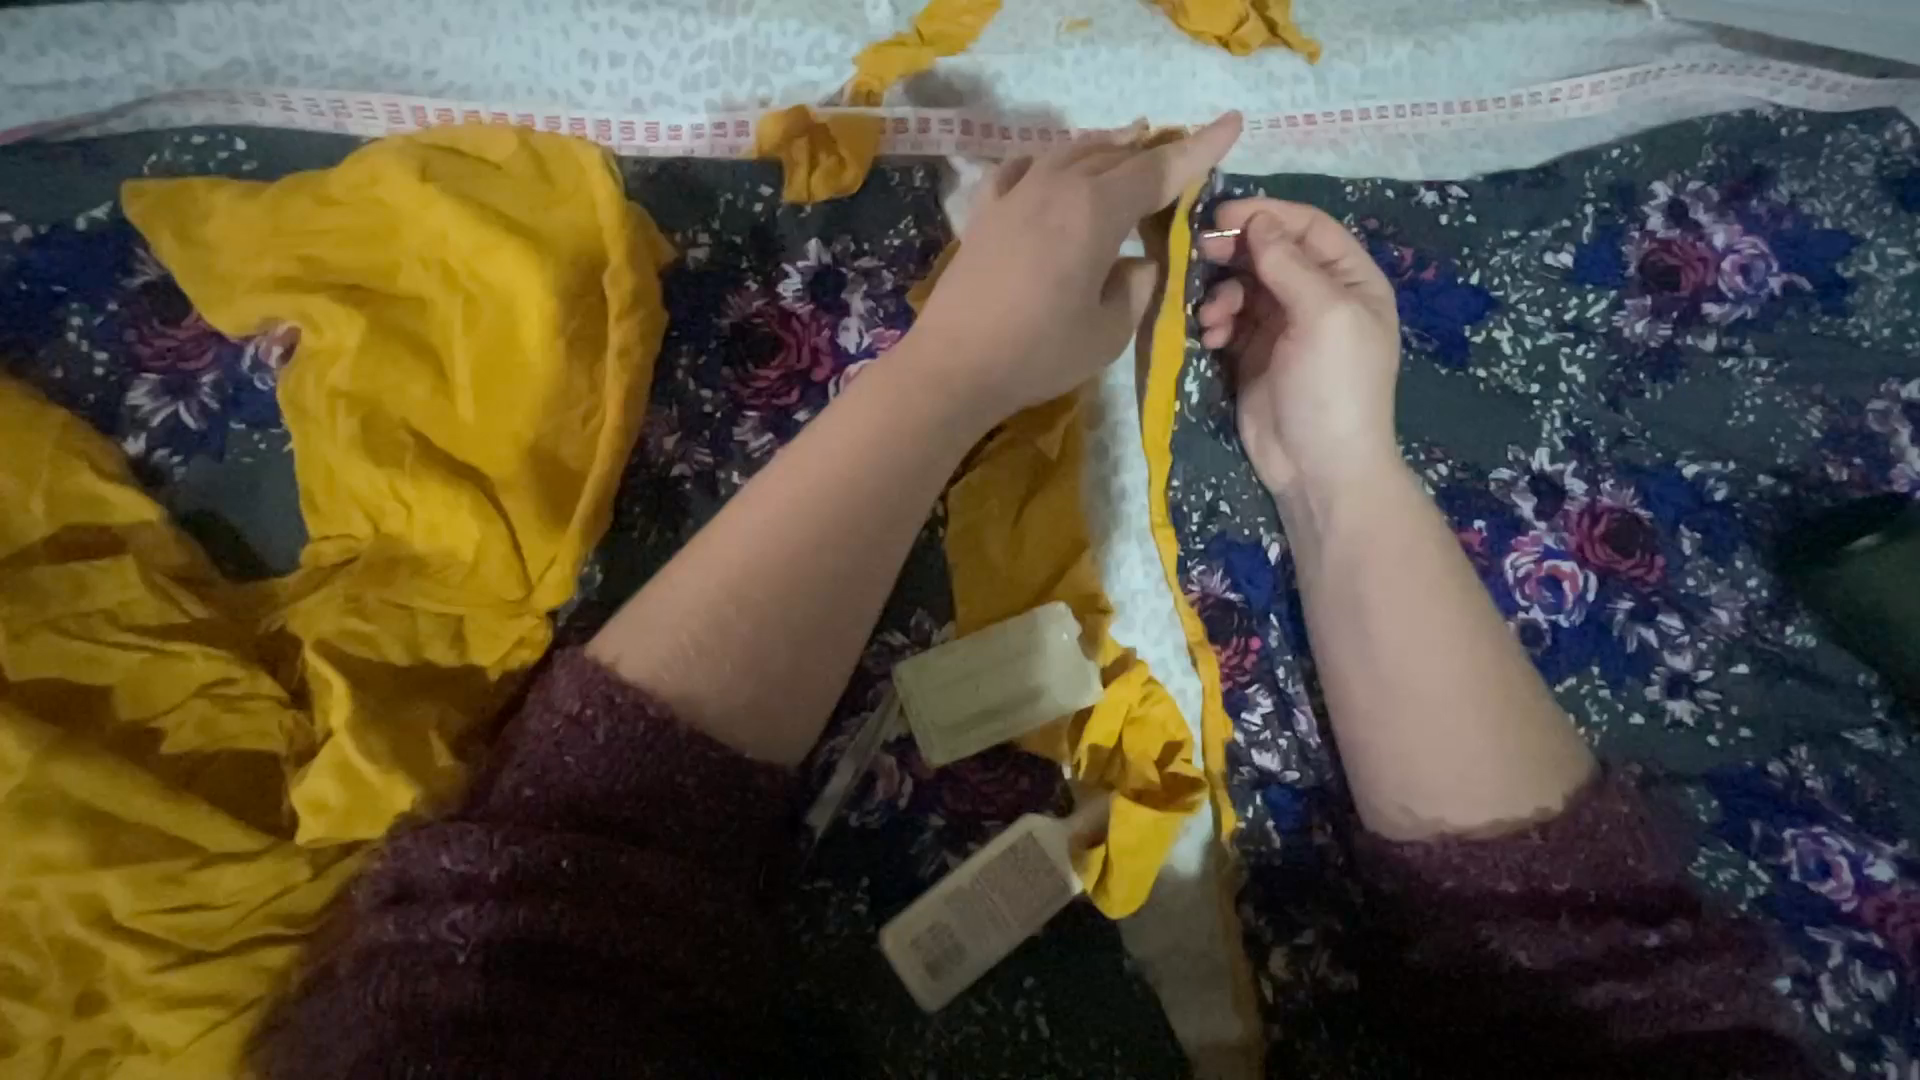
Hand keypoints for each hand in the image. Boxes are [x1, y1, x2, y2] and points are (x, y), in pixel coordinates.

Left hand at [912, 112, 1242, 422]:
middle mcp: (1058, 186)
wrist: (955, 366)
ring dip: (1103, 148)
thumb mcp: (1109, 332)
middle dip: (1151, 151)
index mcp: (1097, 210)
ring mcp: (1015, 195)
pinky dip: (1045, 162)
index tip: (1231, 125)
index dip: (1198, 149)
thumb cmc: (1039, 354)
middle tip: (1176, 152)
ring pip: (1068, 153)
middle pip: (1114, 155)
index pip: (1159, 169)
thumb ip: (1137, 288)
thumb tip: (1139, 262)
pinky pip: (1020, 170)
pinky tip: (1047, 168)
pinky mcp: (984, 214)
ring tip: (1125, 145)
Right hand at [1197, 198, 1403, 495]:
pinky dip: (1216, 324)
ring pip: (1242, 289)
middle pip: (1269, 255)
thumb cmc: (1335, 386)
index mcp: (1348, 280)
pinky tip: (1210, 338)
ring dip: (1221, 295)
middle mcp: (1315, 298)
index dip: (1266, 215)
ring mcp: (1281, 330)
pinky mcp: (1251, 358)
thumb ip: (1290, 264)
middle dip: (1234, 253)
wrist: (1319, 465)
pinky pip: (1228, 324)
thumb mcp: (1324, 315)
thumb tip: (1258, 221)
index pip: (1307, 228)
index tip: (1220, 216)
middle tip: (1198, 255)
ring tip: (1211, 319)